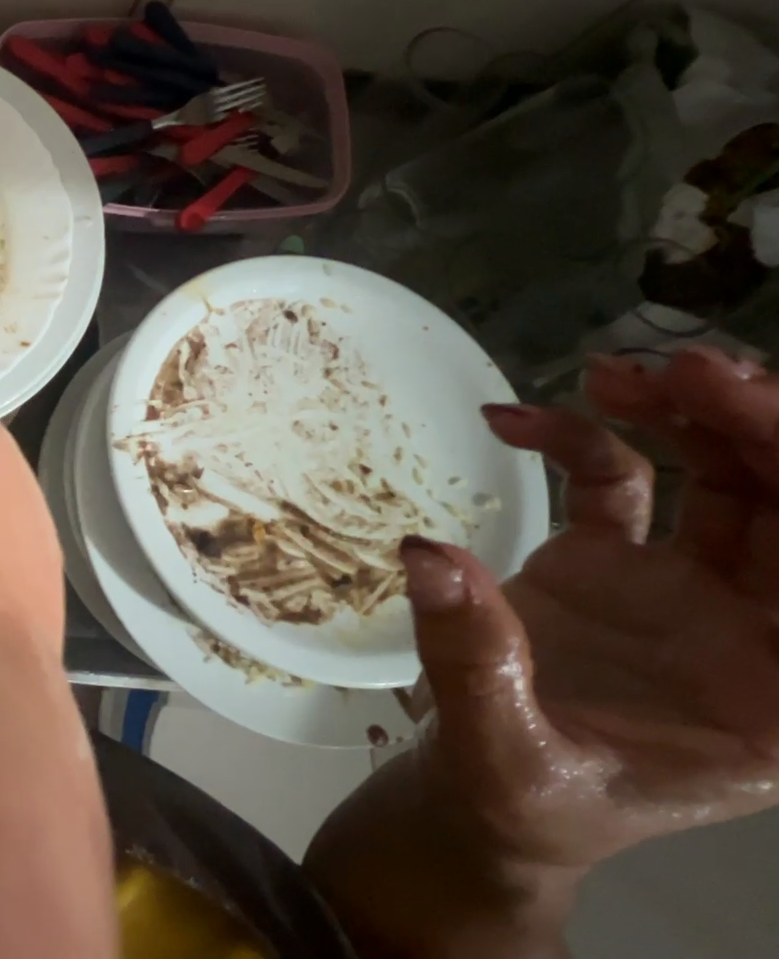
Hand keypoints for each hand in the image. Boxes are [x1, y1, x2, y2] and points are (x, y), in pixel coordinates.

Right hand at [408, 346, 778, 872]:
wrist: (483, 802)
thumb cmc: (522, 802)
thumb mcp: (504, 751)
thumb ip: (473, 657)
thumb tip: (425, 553)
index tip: (733, 402)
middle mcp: (756, 626)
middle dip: (753, 426)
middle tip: (680, 369)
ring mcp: (682, 590)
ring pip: (725, 481)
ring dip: (680, 419)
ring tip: (608, 376)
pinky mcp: (608, 567)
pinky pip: (615, 486)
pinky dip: (575, 443)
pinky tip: (512, 421)